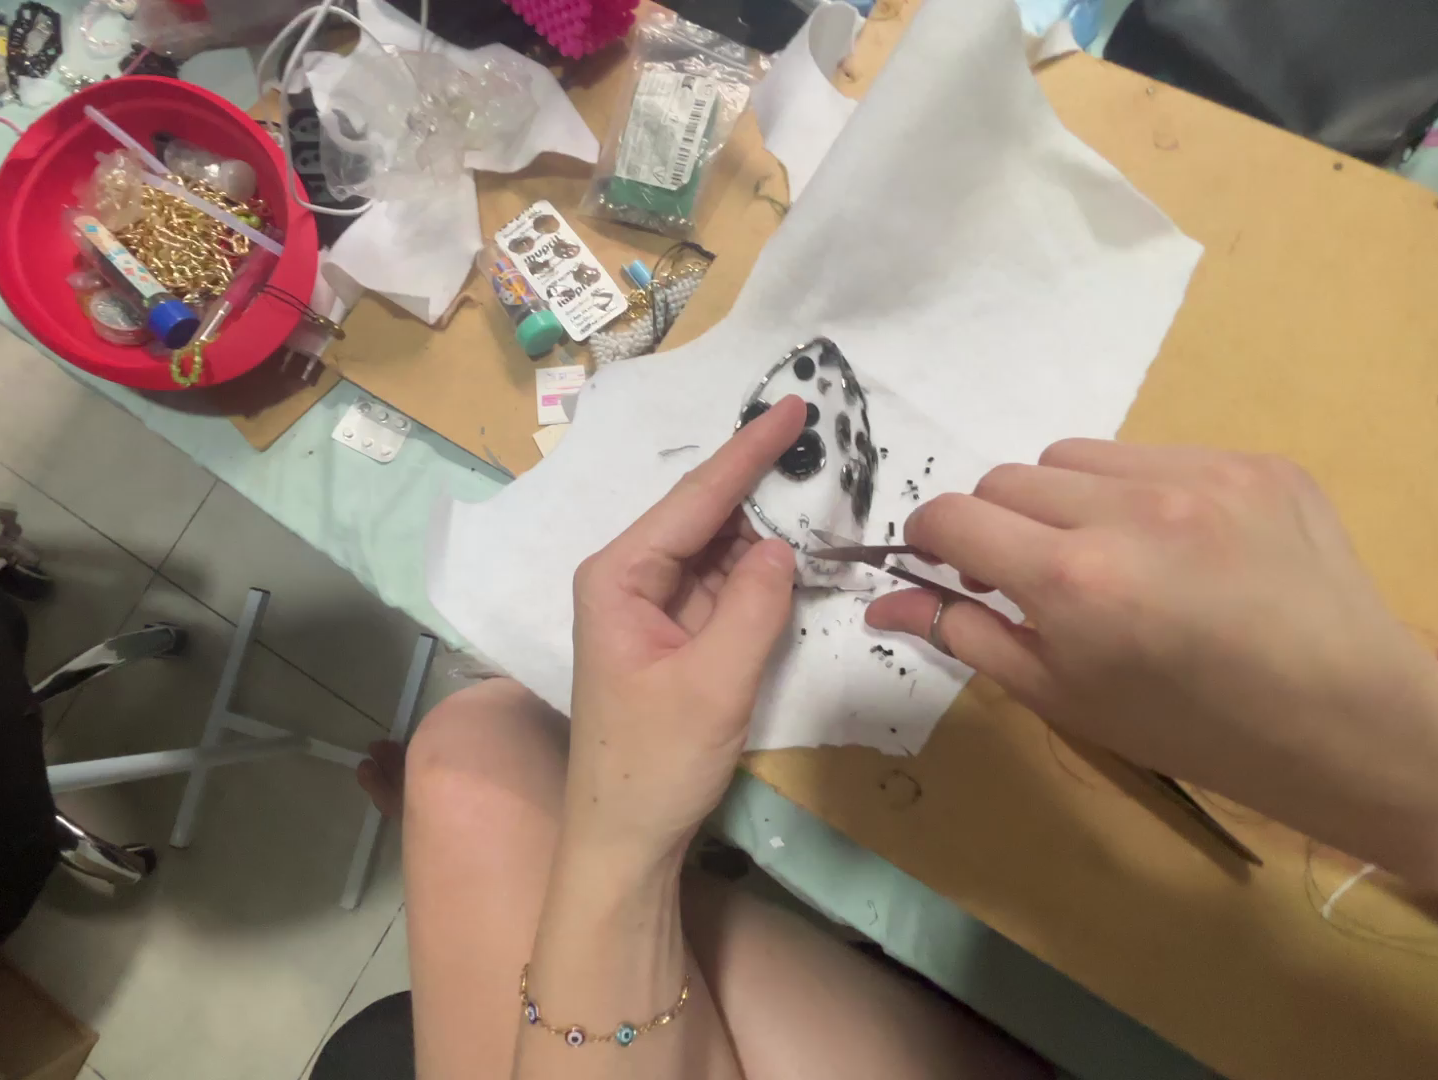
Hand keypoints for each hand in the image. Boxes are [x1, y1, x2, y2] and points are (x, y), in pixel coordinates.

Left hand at [563, 396, 803, 867]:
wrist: (625, 835)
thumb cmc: (656, 763)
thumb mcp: (713, 683)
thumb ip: (753, 605)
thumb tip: (782, 545)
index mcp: (619, 576)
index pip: (694, 501)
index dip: (746, 454)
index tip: (792, 409)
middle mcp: (627, 578)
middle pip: (701, 517)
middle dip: (757, 485)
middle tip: (819, 447)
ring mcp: (650, 606)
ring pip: (714, 550)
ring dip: (762, 528)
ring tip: (817, 490)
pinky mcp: (671, 633)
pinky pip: (719, 587)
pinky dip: (756, 572)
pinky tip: (792, 551)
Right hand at [863, 440, 1437, 909]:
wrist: (1351, 727)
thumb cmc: (1178, 724)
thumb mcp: (1050, 689)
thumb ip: (957, 630)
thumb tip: (877, 602)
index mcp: (1072, 580)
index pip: (950, 516)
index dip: (926, 535)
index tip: (941, 559)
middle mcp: (1129, 512)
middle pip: (1000, 480)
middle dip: (992, 523)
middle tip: (1023, 572)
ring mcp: (1199, 477)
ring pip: (1064, 458)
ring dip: (1054, 500)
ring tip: (1097, 551)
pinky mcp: (1253, 463)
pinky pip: (1140, 454)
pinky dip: (1124, 492)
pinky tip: (1164, 541)